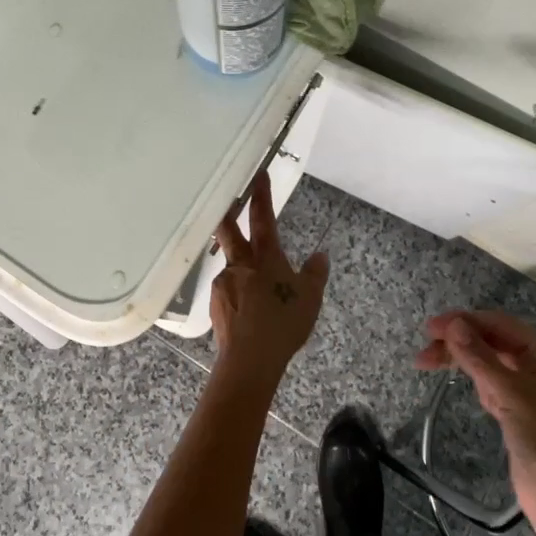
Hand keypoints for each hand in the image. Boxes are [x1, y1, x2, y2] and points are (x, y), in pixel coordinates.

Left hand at [211, 171, 328, 380]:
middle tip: (229, 201)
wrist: (249, 360)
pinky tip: (247, 310)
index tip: (259, 175)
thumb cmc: (283, 324)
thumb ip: (315, 274)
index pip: (263, 218)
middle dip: (229, 213)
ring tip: (256, 287)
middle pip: (229, 230)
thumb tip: (320, 255)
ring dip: (240, 265)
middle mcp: (240, 265)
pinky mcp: (215, 305)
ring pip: (231, 265)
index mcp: (266, 258)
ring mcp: (224, 284)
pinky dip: (238, 292)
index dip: (262, 196)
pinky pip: (228, 291)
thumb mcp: (310, 299)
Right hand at [416, 311, 535, 516]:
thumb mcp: (511, 393)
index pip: (500, 325)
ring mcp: (528, 388)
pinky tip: (457, 378)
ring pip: (488, 362)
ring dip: (461, 359)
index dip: (465, 321)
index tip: (431, 327)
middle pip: (492, 341)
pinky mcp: (517, 410)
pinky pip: (490, 383)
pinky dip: (473, 379)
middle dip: (458, 342)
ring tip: (426, 361)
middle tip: (424, 348)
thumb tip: (453, 325)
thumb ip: (480, 357)